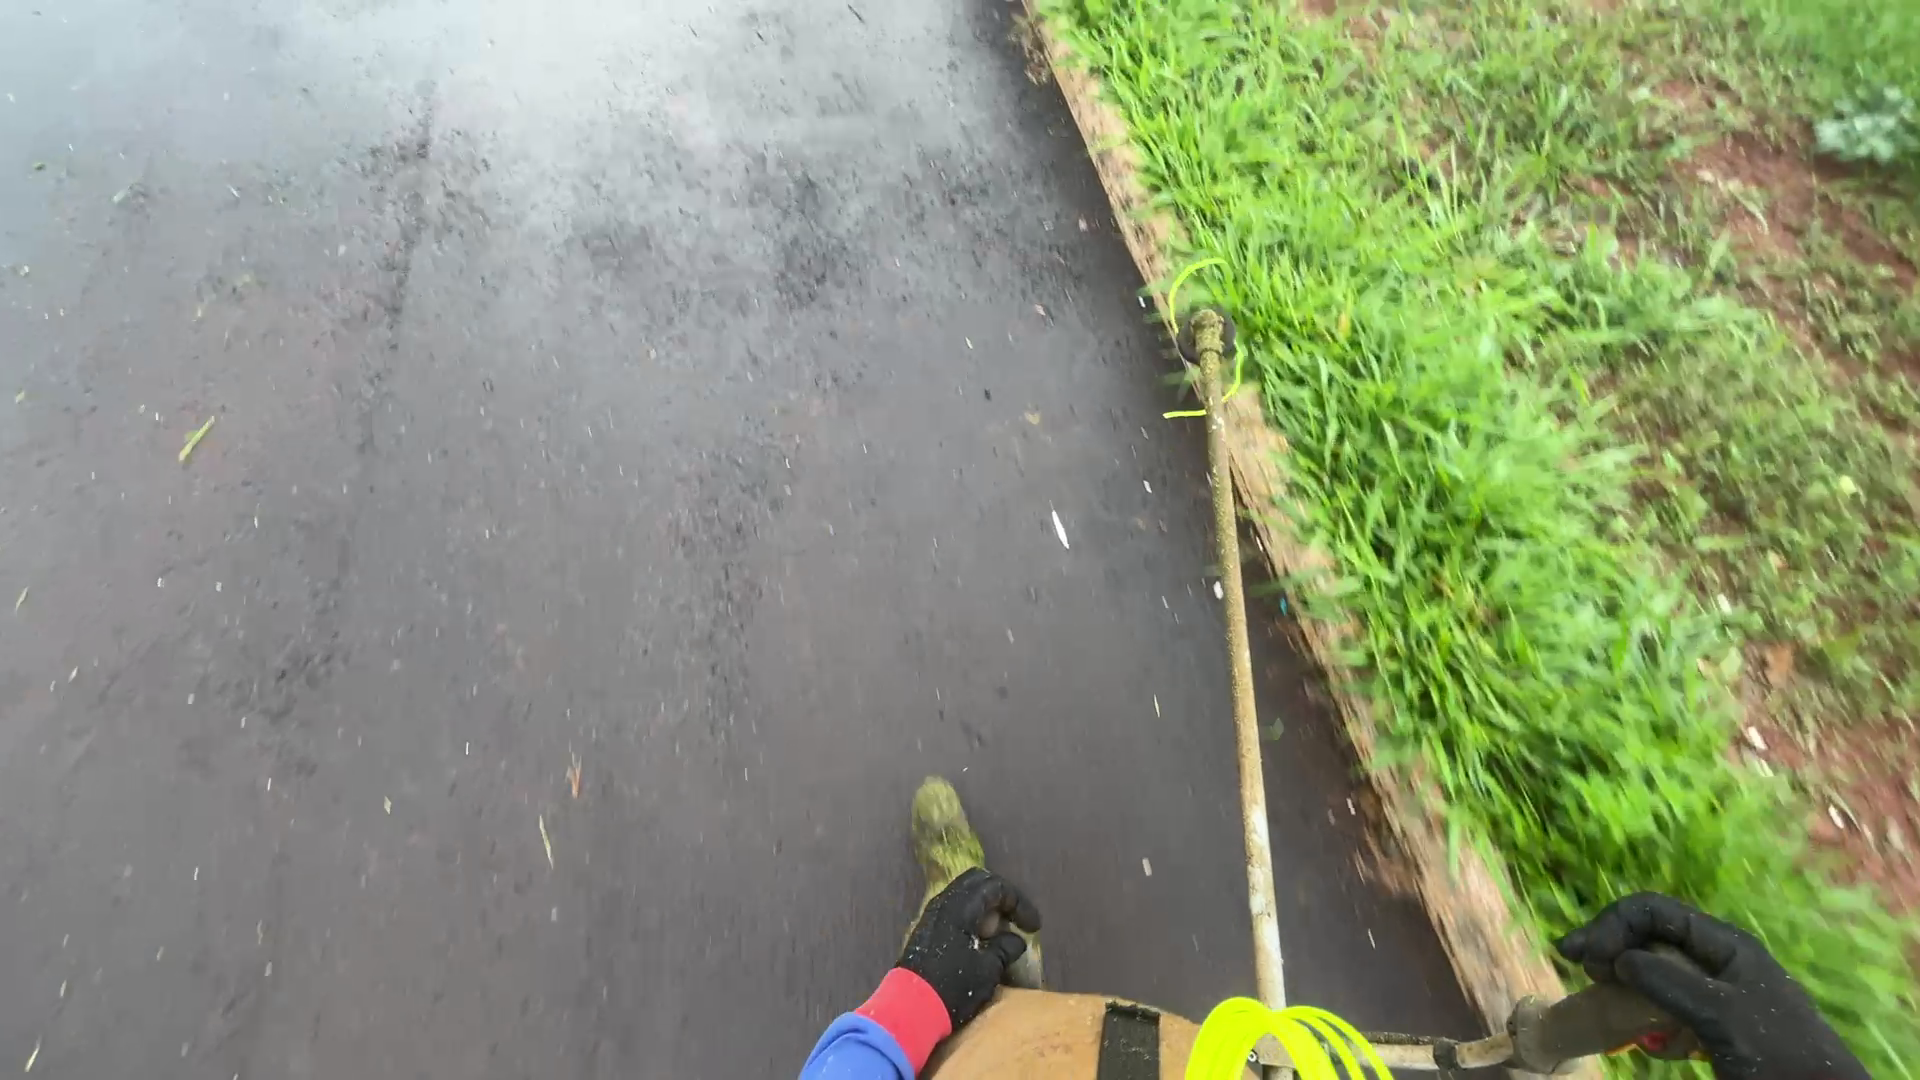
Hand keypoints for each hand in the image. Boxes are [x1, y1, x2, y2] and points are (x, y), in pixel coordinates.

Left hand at [898, 867, 1041, 1027]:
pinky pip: (955, 907)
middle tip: (1016, 917)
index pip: (996, 886)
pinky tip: (980, 936)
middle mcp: (945, 901)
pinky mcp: (928, 926)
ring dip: (986, 904)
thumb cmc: (952, 987)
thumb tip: (1015, 939)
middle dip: (1001, 895)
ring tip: (1000, 928)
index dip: (1018, 902)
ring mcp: (934, 912)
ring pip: (965, 892)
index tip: (1033, 926)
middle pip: (978, 881)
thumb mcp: (987, 970)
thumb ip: (1005, 948)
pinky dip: (972, 914)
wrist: (911, 1008)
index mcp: (961, 906)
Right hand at [1556, 893, 1865, 1079]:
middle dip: (1607, 945)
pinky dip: (1637, 1001)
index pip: (1651, 909)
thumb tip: (1617, 960)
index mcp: (1726, 945)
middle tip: (1581, 968)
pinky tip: (1632, 1023)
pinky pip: (1660, 995)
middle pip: (1645, 932)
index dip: (1611, 924)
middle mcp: (1716, 958)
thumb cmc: (1781, 1061)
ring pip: (1648, 962)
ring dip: (1618, 972)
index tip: (1583, 954)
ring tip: (1600, 990)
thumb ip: (1668, 980)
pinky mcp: (1709, 1018)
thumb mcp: (1723, 1017)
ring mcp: (1713, 989)